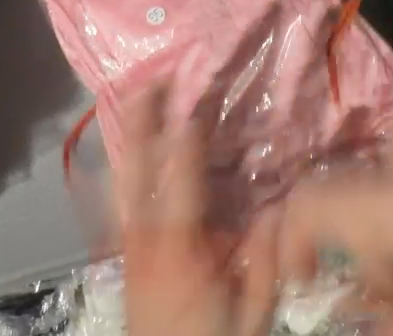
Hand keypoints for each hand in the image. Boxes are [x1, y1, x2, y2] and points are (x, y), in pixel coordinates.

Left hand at [113, 91, 279, 335]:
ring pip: (121, 178)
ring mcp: (127, 243)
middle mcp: (145, 236)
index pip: (181, 178)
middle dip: (141, 121)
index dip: (184, 136)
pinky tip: (122, 149)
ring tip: (133, 97)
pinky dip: (118, 168)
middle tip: (148, 79)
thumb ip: (264, 261)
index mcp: (181, 245)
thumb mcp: (252, 315)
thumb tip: (278, 208)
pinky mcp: (121, 254)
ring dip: (127, 135)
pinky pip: (115, 200)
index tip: (191, 98)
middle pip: (137, 167)